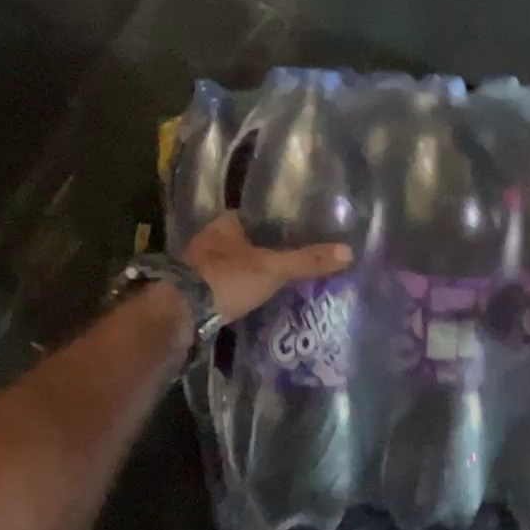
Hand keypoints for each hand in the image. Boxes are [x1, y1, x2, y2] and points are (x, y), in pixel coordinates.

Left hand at [179, 212, 353, 322]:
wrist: (180, 312)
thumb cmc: (226, 278)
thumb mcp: (272, 268)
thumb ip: (307, 260)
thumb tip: (348, 250)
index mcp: (225, 224)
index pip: (253, 217)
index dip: (273, 225)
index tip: (295, 235)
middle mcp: (209, 239)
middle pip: (243, 243)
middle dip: (262, 252)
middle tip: (291, 264)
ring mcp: (198, 266)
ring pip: (232, 266)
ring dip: (249, 274)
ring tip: (278, 285)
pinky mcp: (193, 292)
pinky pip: (223, 288)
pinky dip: (238, 293)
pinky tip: (253, 303)